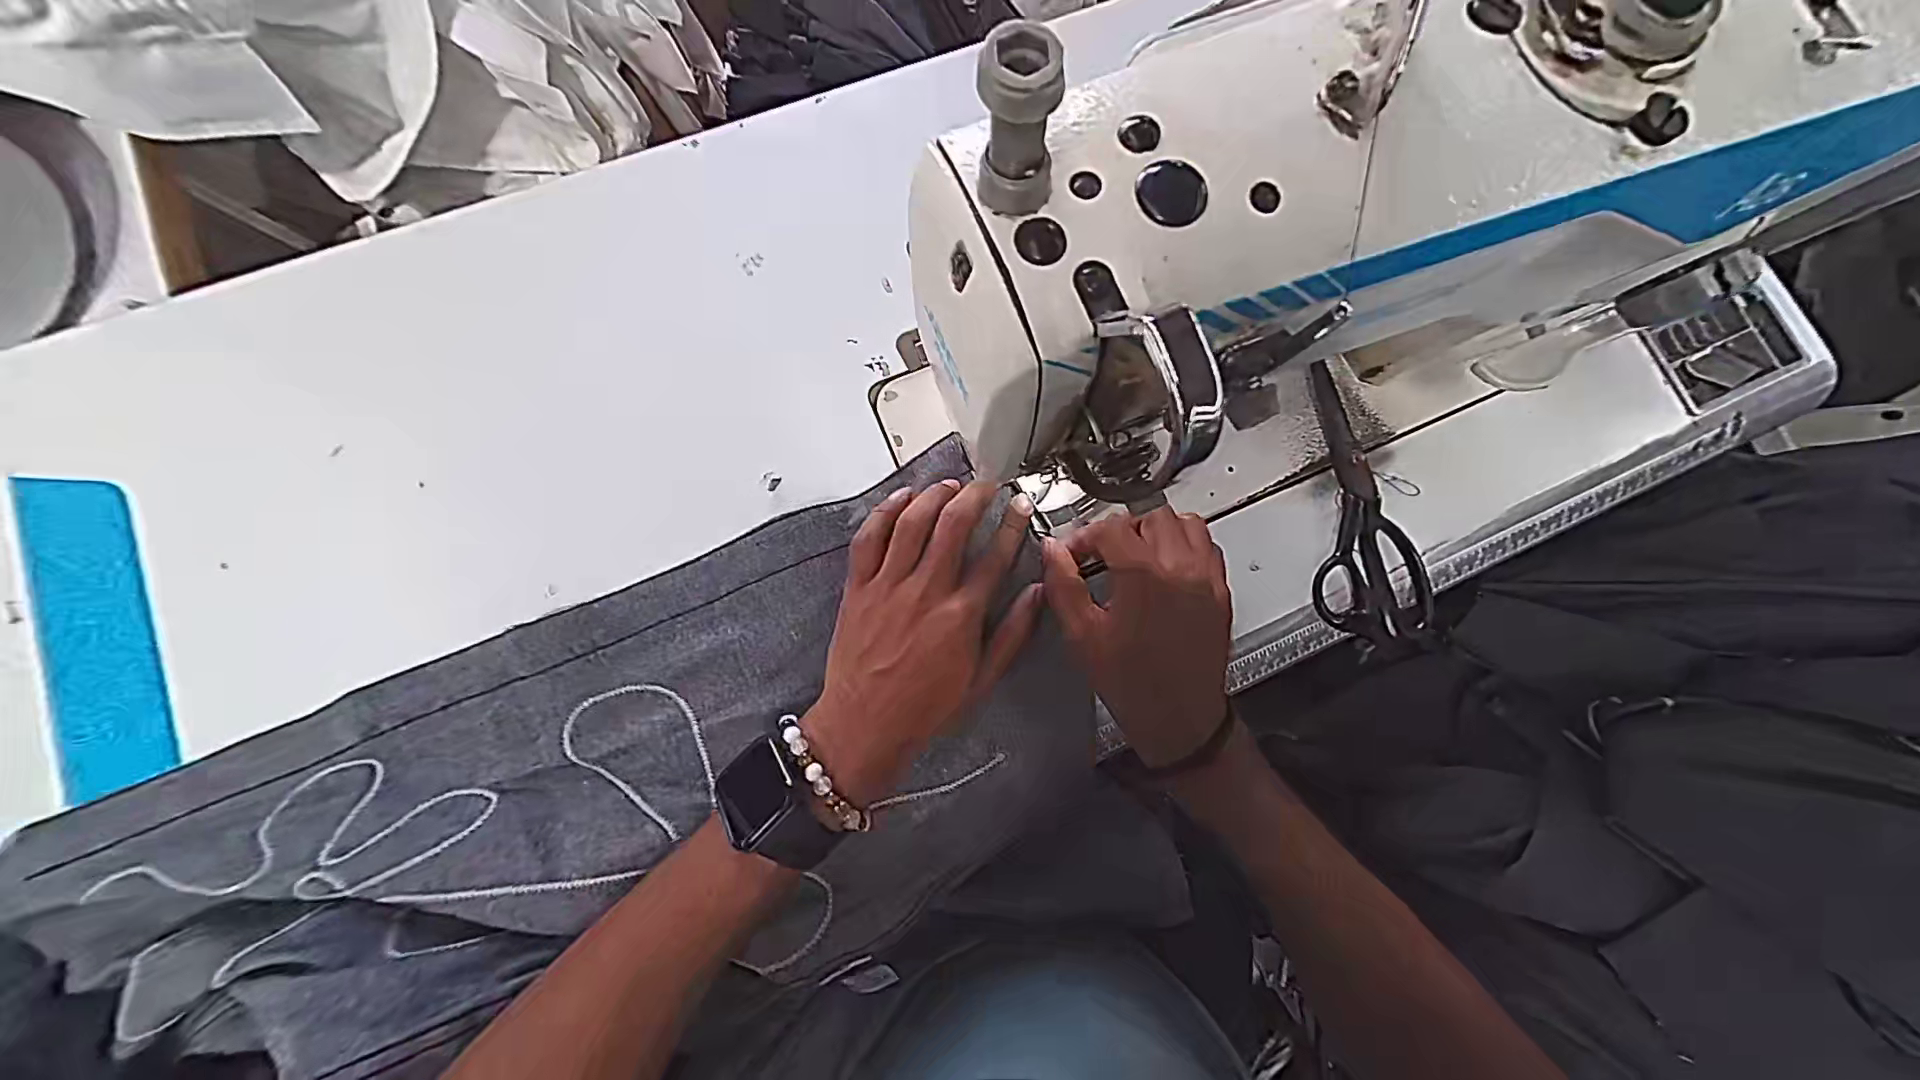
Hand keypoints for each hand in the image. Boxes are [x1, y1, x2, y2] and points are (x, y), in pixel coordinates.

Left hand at [802, 479, 1044, 804]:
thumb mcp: (982, 680)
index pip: (995, 556)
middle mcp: (925, 593)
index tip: (1019, 507)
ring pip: (912, 523)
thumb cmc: (923, 708)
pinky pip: (869, 538)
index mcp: (960, 616)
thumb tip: (1035, 594)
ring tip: (950, 485)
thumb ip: (1013, 633)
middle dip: (975, 496)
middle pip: (954, 526)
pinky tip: (901, 498)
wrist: (864, 725)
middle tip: (986, 486)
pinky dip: (885, 512)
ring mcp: (888, 587)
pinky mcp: (859, 588)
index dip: (1012, 525)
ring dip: (934, 496)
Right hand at [1041, 507, 1231, 768]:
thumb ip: (1063, 585)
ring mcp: (1206, 579)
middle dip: (1120, 531)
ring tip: (1135, 555)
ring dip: (1156, 531)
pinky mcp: (1220, 592)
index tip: (1074, 554)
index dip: (1084, 537)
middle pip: (1149, 517)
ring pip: (1184, 523)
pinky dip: (1185, 545)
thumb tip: (1053, 552)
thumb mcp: (1082, 636)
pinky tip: (1166, 565)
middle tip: (1102, 555)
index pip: (1111, 528)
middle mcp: (1181, 570)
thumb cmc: (1135, 686)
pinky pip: (1207, 547)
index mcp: (1144, 577)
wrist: (1180, 719)